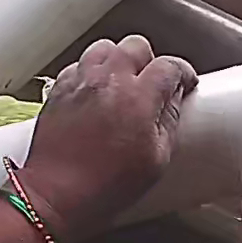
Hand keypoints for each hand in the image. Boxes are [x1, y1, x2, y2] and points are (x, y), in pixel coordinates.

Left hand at [16, 35, 196, 242]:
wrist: (56, 196)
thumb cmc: (105, 186)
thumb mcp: (156, 160)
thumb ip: (169, 121)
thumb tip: (175, 99)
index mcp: (138, 97)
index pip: (169, 66)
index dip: (183, 72)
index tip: (185, 82)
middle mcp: (107, 80)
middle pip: (136, 46)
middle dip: (149, 61)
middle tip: (153, 84)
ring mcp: (79, 82)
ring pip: (104, 48)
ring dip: (117, 61)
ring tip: (122, 84)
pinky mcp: (58, 90)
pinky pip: (78, 65)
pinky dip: (90, 73)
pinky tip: (96, 93)